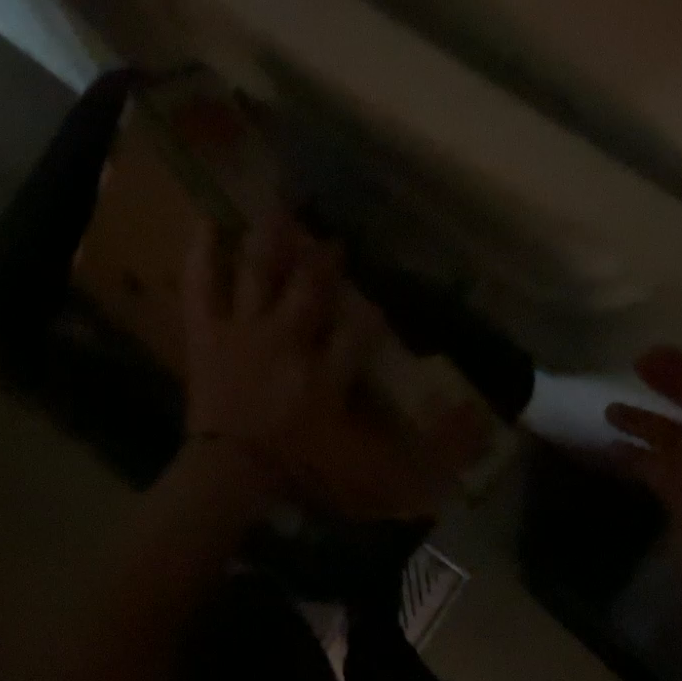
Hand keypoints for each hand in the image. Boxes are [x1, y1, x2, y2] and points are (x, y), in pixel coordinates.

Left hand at [181, 213, 475, 520]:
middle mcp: (290, 338)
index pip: (360, 330)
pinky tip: (206, 219)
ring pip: (261, 272)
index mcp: (328, 371)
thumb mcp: (373, 469)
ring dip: (273, 240)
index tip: (378, 304)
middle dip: (324, 260)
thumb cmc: (301, 471)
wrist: (228, 475)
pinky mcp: (208, 334)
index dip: (371, 314)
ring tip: (280, 205)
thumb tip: (478, 423)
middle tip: (334, 237)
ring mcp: (245, 330)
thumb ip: (427, 452)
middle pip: (310, 286)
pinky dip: (203, 252)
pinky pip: (203, 284)